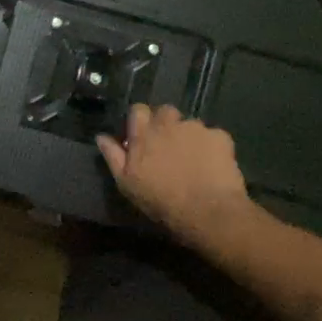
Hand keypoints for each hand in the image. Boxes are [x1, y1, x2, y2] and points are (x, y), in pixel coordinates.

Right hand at [96, 104, 253, 242]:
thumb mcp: (127, 184)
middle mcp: (168, 124)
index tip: (142, 136)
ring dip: (188, 136)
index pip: (138, 110)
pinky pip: (213, 136)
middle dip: (165, 124)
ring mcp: (196, 128)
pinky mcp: (220, 136)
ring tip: (192, 159)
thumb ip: (113, 156)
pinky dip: (210, 146)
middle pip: (165, 111)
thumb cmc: (161, 201)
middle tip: (167, 147)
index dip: (140, 120)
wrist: (207, 211)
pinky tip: (211, 165)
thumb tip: (100, 136)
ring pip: (190, 124)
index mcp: (144, 134)